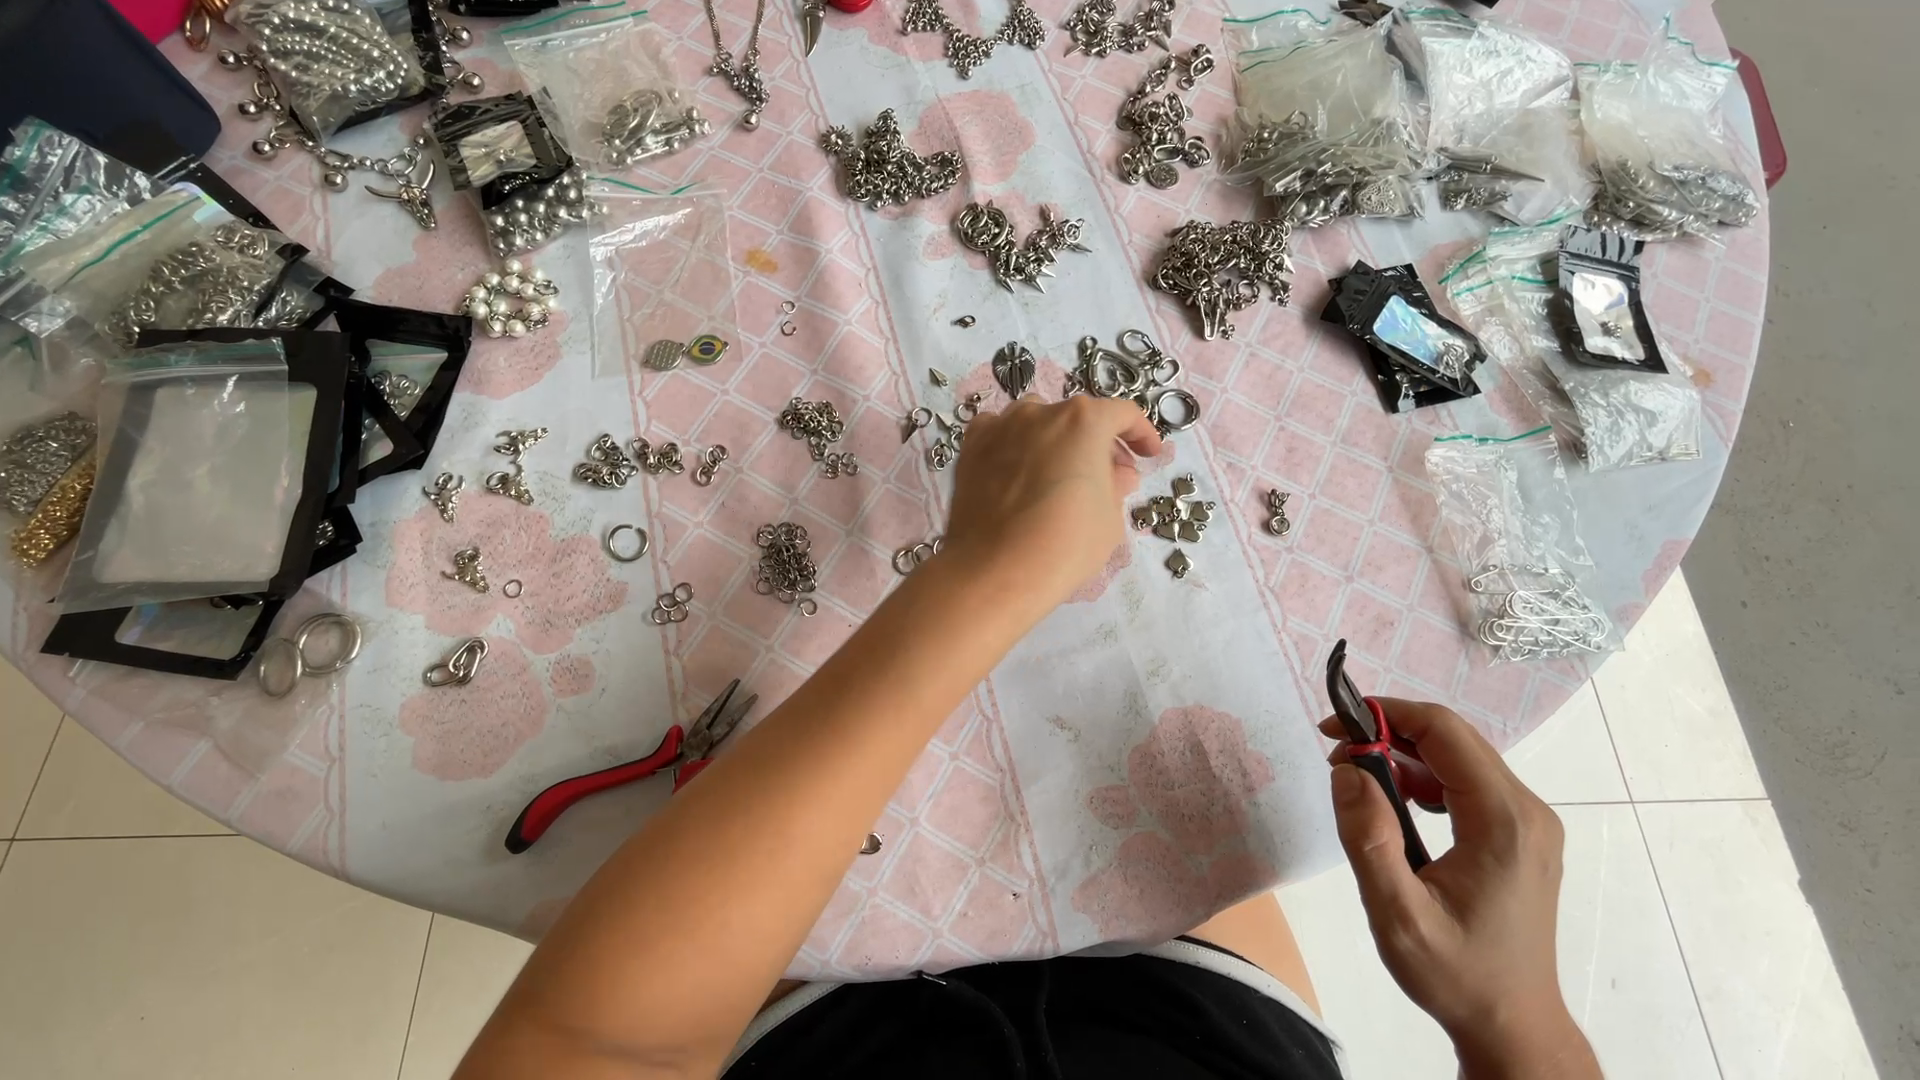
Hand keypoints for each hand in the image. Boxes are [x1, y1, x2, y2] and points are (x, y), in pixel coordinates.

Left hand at [942, 396, 1160, 608]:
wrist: (995, 571)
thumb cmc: (1065, 545)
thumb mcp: (1109, 518)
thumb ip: (1116, 485)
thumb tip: (1117, 473)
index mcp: (1083, 421)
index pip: (1122, 414)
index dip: (1141, 434)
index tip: (1148, 455)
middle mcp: (1039, 412)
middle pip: (1077, 418)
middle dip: (1097, 443)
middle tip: (1109, 476)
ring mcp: (1001, 427)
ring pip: (1036, 422)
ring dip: (1055, 441)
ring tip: (1061, 473)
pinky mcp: (971, 448)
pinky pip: (1000, 435)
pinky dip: (1015, 445)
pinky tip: (1019, 470)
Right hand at [1321, 699, 1599, 1078]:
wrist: (1513, 1024)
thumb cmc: (1455, 974)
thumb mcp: (1396, 915)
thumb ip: (1368, 838)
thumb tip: (1346, 770)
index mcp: (1503, 822)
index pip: (1444, 732)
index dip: (1385, 715)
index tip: (1333, 729)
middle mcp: (1526, 810)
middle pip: (1453, 737)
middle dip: (1388, 731)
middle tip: (1336, 754)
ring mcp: (1527, 821)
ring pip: (1459, 755)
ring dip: (1403, 753)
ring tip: (1357, 778)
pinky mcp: (1519, 833)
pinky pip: (1467, 780)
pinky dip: (1423, 775)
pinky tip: (1396, 801)